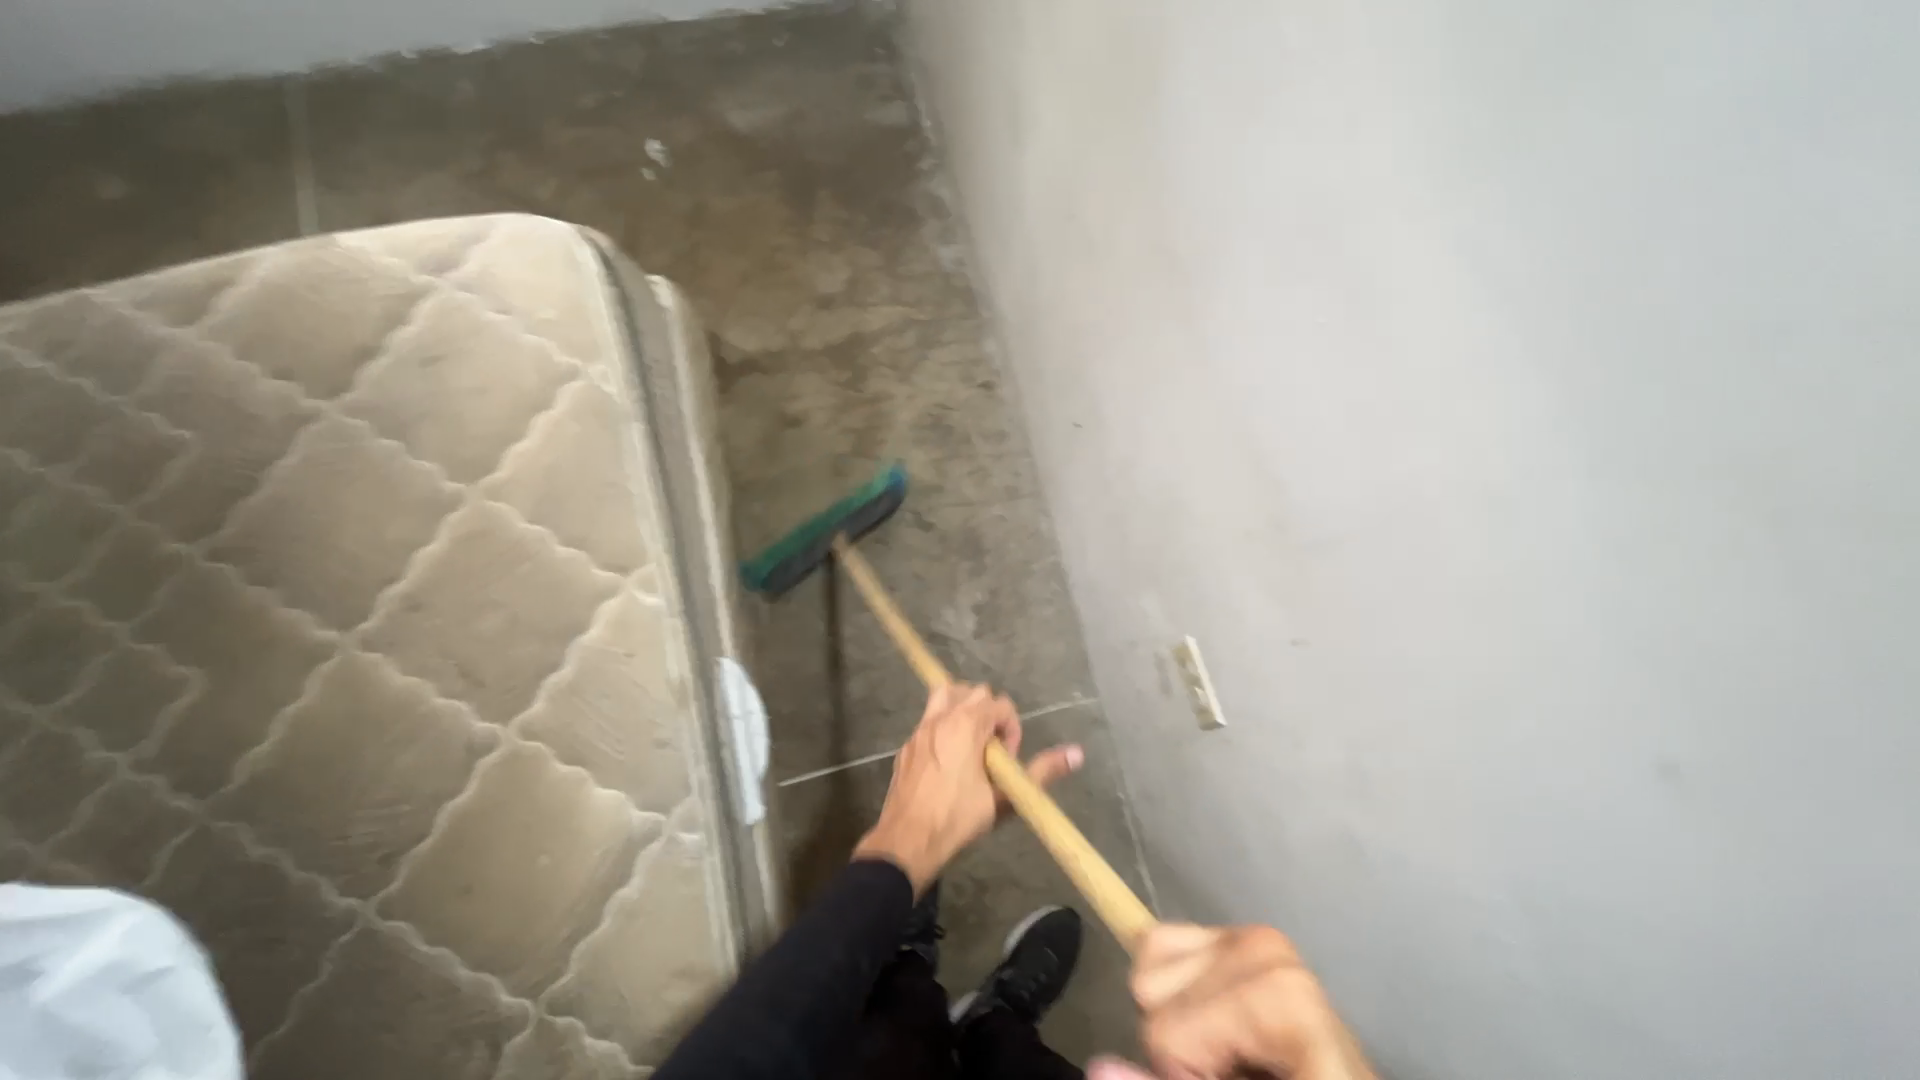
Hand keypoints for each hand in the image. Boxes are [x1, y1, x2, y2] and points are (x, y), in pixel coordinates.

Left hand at [852, 682, 1082, 892]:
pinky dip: (943, 728)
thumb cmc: (959, 818)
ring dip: (963, 711)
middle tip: (992, 751)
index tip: (1007, 760)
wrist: (907, 840)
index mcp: (967, 724)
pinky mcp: (907, 746)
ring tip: (971, 745)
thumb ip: (1042, 772)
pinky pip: (929, 720)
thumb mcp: (1005, 798)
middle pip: (973, 692)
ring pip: (945, 696)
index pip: (1001, 704)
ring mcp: (920, 729)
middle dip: (989, 715)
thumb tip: (1078, 753)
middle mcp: (942, 717)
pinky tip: (948, 763)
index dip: (1011, 729)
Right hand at [1089, 924, 1374, 1079]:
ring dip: (1173, 1017)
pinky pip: (1156, 942)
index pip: (1168, 1031)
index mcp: (1283, 1004)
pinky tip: (1212, 1018)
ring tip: (1228, 1051)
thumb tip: (1099, 1064)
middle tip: (1230, 1070)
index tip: (1225, 1077)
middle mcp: (1268, 953)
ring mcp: (1251, 936)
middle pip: (1153, 1001)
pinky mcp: (1236, 931)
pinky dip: (1170, 983)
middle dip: (1179, 1049)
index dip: (1182, 1070)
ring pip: (1147, 969)